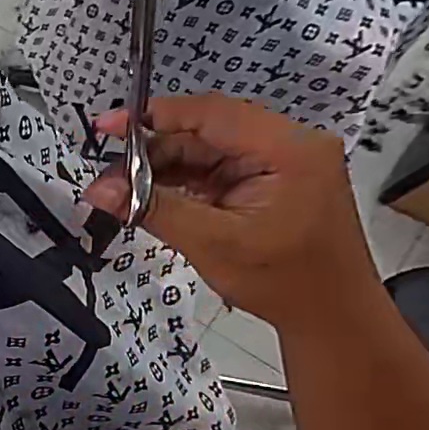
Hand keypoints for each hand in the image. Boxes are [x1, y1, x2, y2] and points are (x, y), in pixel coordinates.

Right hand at [81, 95, 378, 331]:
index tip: (107, 126)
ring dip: (161, 171)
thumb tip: (98, 190)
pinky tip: (149, 199)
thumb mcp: (212, 242)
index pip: (210, 113)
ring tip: (121, 194)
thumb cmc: (284, 281)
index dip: (154, 116)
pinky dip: (179, 185)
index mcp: (287, 148)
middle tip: (107, 179)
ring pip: (203, 153)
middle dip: (152, 153)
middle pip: (203, 132)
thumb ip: (154, 210)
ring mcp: (274, 164)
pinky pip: (212, 173)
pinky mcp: (263, 184)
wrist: (330, 316)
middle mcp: (284, 145)